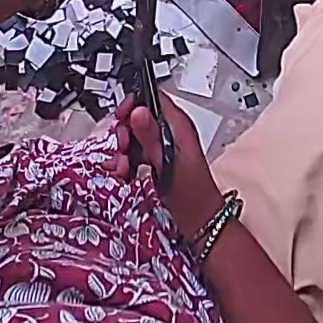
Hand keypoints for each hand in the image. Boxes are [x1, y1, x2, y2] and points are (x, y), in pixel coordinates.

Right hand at [107, 92, 224, 237]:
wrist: (200, 224)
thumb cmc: (192, 196)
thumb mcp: (166, 163)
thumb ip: (150, 136)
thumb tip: (138, 111)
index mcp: (178, 125)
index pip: (152, 97)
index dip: (133, 104)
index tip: (122, 119)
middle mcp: (171, 132)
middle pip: (138, 116)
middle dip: (124, 132)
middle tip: (124, 148)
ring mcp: (164, 145)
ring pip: (134, 136)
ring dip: (124, 150)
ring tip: (125, 166)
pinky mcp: (158, 159)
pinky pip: (136, 152)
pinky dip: (127, 161)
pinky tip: (126, 172)